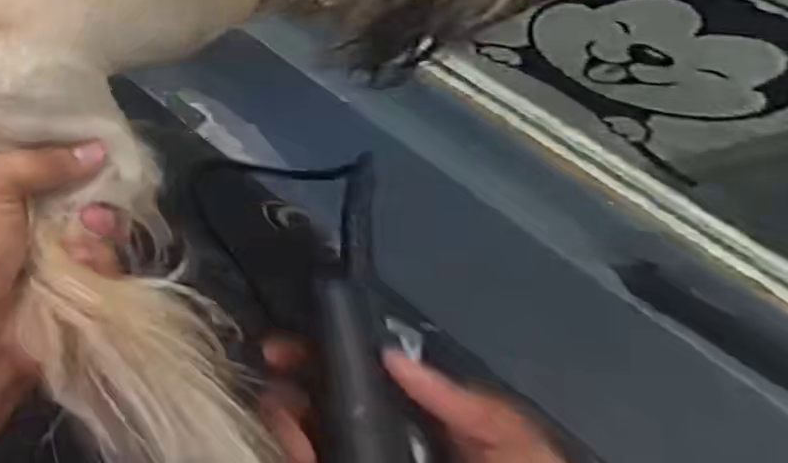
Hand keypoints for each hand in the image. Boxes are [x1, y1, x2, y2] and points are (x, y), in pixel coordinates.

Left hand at [0, 142, 126, 330]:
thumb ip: (41, 161)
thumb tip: (96, 148)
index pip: (34, 148)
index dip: (63, 141)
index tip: (97, 134)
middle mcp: (20, 208)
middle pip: (72, 185)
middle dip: (91, 188)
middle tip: (102, 190)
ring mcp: (47, 247)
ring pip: (93, 223)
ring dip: (98, 226)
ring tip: (92, 229)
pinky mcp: (70, 283)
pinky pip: (101, 261)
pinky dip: (99, 261)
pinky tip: (86, 263)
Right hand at [260, 338, 566, 462]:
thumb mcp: (522, 457)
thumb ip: (475, 410)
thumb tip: (391, 355)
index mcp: (420, 425)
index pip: (356, 373)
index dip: (317, 352)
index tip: (285, 350)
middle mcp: (379, 439)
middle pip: (314, 393)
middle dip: (288, 382)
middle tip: (278, 383)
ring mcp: (353, 458)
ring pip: (296, 426)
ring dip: (284, 419)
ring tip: (293, 434)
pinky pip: (298, 456)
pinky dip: (290, 448)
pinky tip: (299, 452)